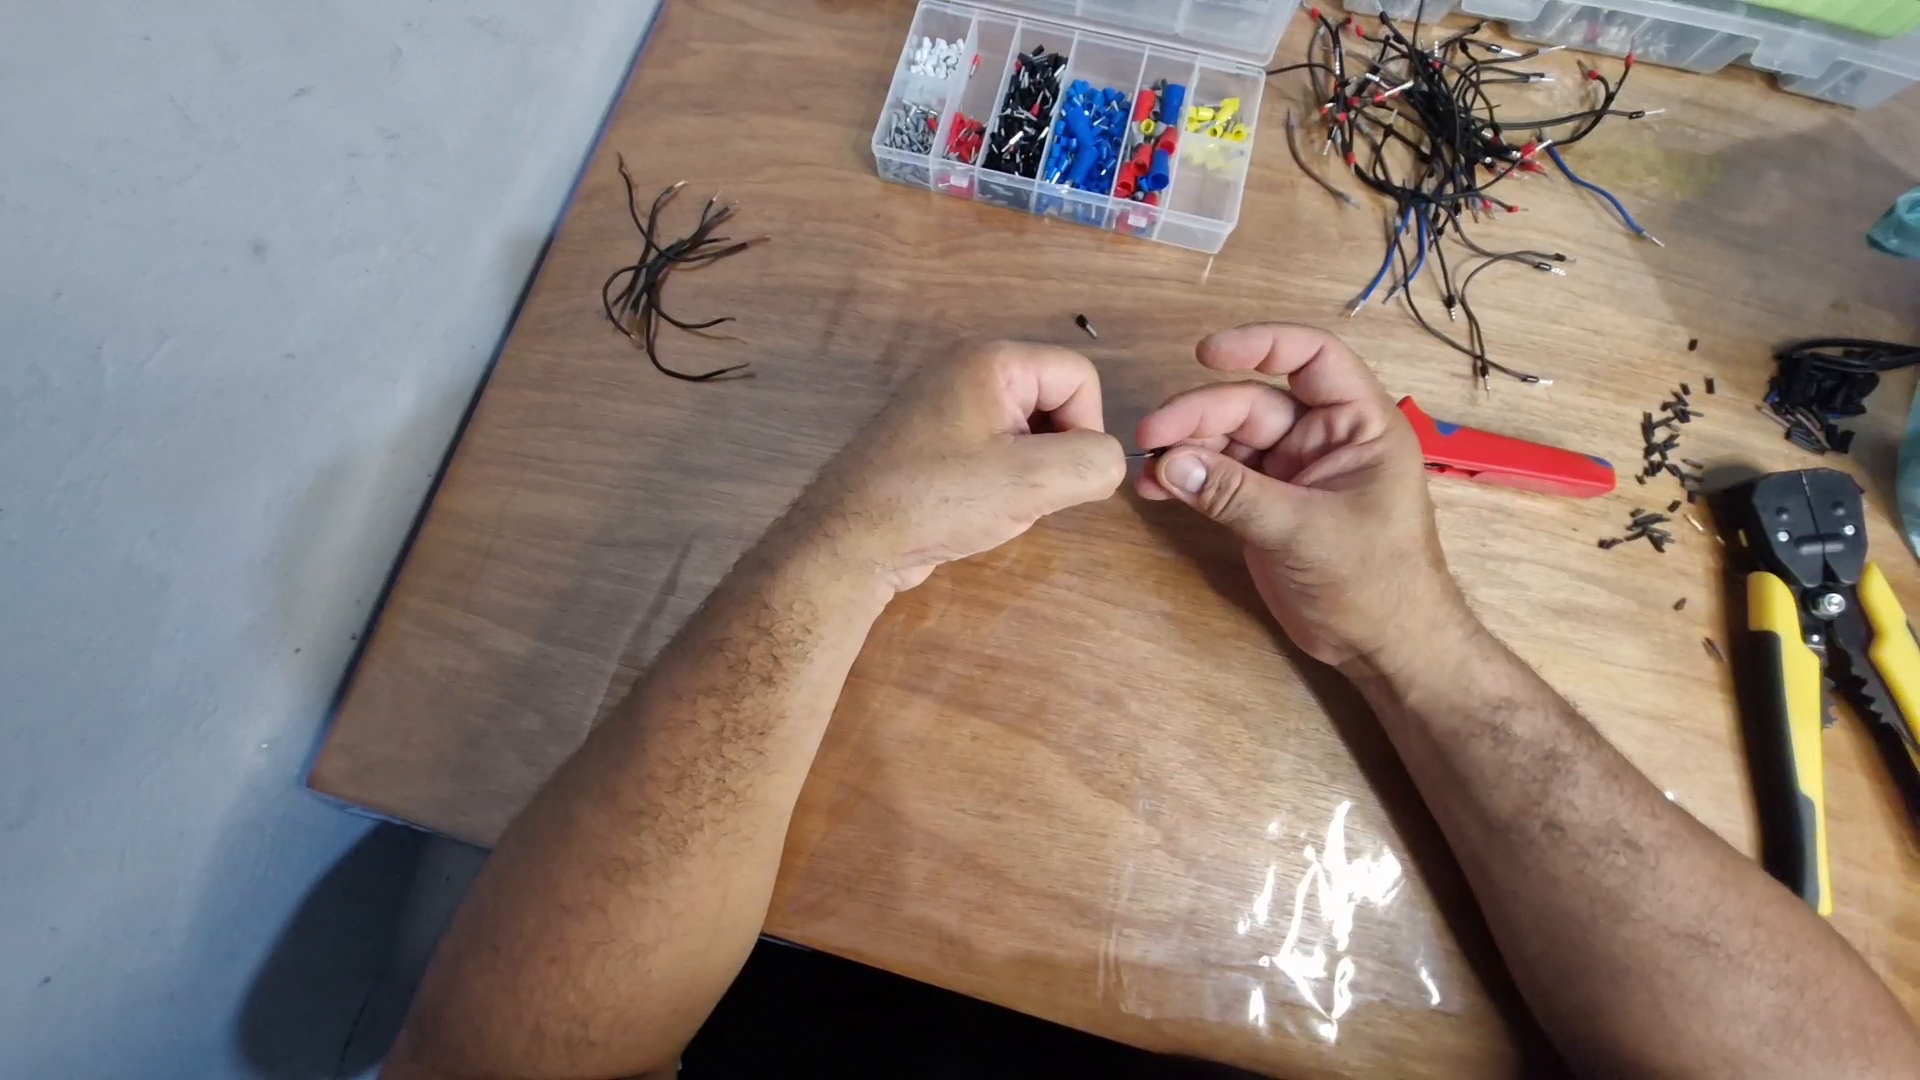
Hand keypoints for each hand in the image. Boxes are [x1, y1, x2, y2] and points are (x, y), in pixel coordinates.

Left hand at [799, 340, 1125, 593]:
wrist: (850, 539)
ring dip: (1028, 471)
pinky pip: (992, 448)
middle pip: (1052, 399)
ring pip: (1025, 429)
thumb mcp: (1033, 482)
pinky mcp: (932, 439)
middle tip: (1026, 491)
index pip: (1079, 377)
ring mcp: (944, 404)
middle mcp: (965, 369)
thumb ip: (1094, 463)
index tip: (1061, 477)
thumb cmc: (939, 500)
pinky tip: (975, 506)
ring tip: (996, 501)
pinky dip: (1000, 479)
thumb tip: (1106, 462)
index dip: (1086, 429)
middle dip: (1054, 451)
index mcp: (990, 359)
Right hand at [1135, 323, 1475, 673]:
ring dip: (1184, 451)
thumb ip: (1235, 495)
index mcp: (1355, 425)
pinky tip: (1155, 488)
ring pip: (1226, 442)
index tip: (1205, 353)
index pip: (1312, 359)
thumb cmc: (1374, 581)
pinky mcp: (1260, 504)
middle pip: (1250, 405)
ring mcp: (1286, 472)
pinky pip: (1215, 479)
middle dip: (1198, 417)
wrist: (1378, 645)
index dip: (1262, 345)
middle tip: (1149, 436)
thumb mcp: (1305, 531)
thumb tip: (1168, 462)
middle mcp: (1318, 439)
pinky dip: (1185, 481)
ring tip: (1146, 469)